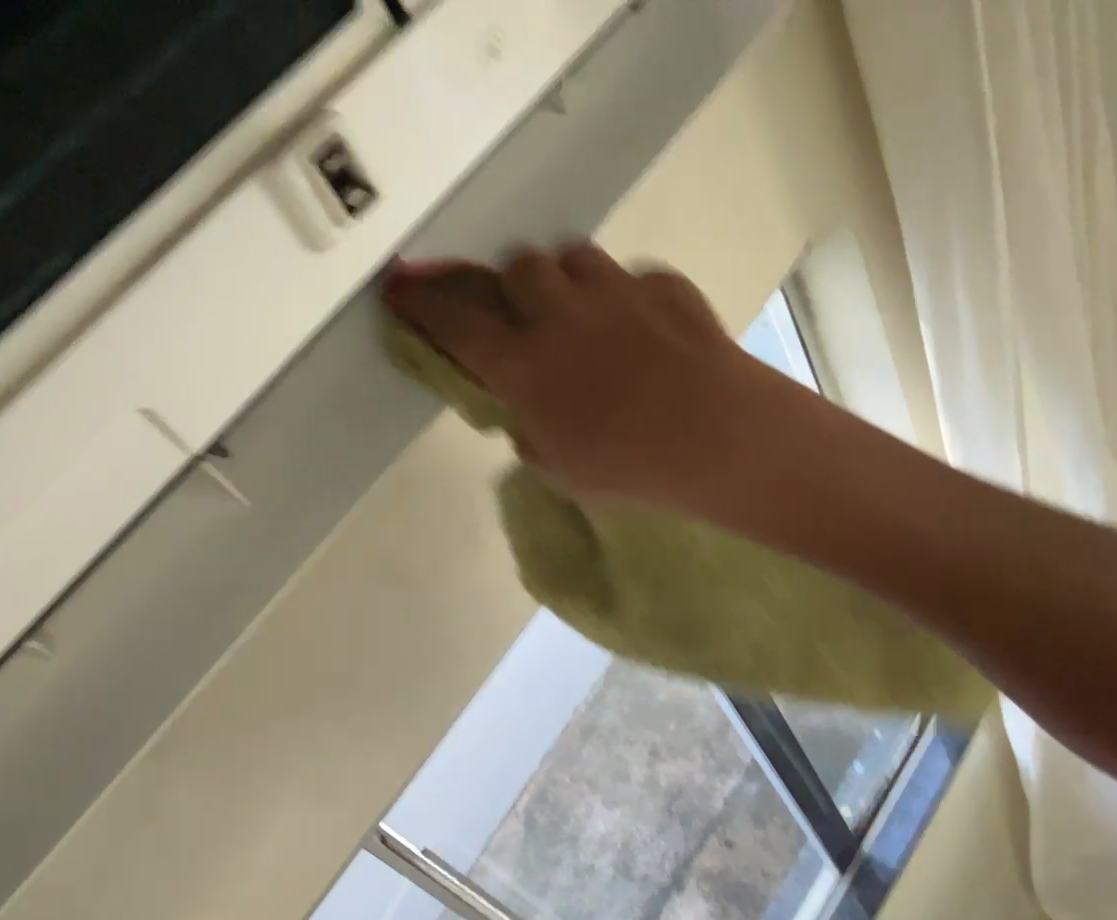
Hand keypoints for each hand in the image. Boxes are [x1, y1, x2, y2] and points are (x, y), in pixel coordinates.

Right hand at [381, 243, 823, 527]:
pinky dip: (628, 297)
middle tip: (526, 311)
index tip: (399, 287)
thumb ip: (529, 430)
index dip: (423, 303)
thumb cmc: (624, 465)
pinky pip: (634, 277)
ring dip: (566, 278)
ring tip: (581, 309)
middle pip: (518, 266)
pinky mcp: (666, 287)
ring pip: (573, 255)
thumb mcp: (556, 466)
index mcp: (522, 363)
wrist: (717, 434)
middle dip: (513, 284)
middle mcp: (560, 314)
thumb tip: (526, 412)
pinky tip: (643, 328)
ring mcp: (615, 292)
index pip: (456, 323)